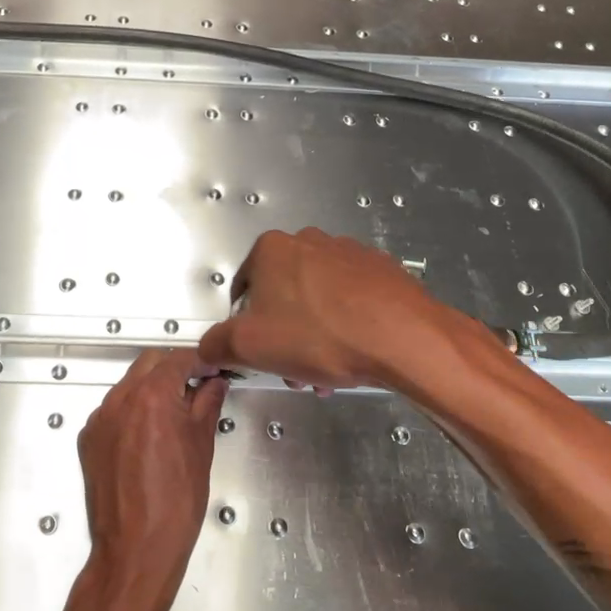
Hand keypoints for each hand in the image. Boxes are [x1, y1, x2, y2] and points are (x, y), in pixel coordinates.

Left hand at [45, 349, 227, 610]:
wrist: (136, 549)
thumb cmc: (174, 505)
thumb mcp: (202, 446)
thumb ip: (208, 404)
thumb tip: (214, 384)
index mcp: (152, 397)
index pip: (178, 359)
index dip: (200, 361)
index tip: (212, 369)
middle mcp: (120, 400)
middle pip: (150, 364)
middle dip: (174, 370)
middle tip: (196, 387)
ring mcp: (100, 419)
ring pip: (129, 385)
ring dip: (151, 389)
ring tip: (174, 415)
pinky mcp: (89, 439)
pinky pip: (112, 410)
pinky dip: (131, 412)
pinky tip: (149, 437)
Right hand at [198, 227, 446, 391]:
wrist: (403, 337)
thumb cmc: (321, 335)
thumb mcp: (249, 347)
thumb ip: (216, 345)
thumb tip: (207, 348)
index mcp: (271, 250)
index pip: (242, 291)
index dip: (247, 329)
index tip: (263, 355)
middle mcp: (309, 241)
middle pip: (282, 297)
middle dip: (285, 337)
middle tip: (298, 370)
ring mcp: (349, 252)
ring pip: (317, 301)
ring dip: (316, 336)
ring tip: (330, 369)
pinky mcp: (381, 270)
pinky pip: (352, 300)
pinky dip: (348, 325)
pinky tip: (356, 353)